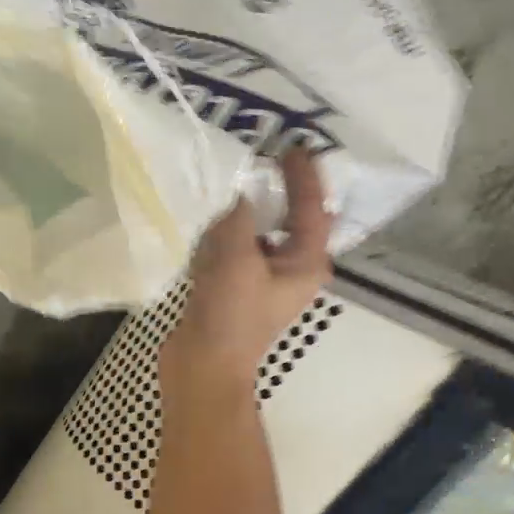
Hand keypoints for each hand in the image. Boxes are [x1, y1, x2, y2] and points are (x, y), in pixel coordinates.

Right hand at [162, 149, 334, 403]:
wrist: (203, 366)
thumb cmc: (231, 316)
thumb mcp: (237, 262)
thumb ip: (238, 221)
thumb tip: (236, 189)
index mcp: (306, 263)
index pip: (312, 209)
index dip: (304, 177)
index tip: (291, 147)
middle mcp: (288, 270)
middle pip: (284, 222)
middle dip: (270, 194)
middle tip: (253, 164)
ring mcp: (258, 283)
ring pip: (253, 238)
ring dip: (240, 216)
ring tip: (221, 189)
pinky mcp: (229, 293)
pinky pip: (229, 254)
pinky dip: (218, 238)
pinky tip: (200, 228)